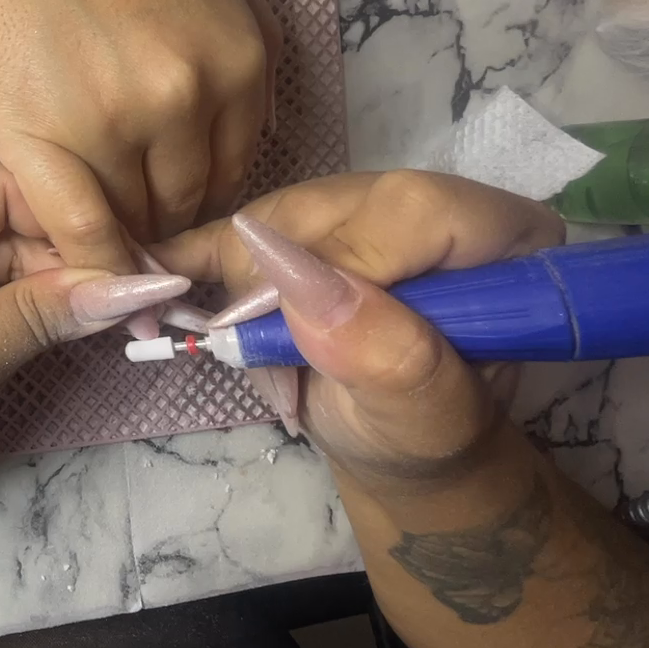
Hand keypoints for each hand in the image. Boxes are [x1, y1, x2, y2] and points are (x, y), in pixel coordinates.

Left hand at [0, 162, 188, 545]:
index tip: (143, 251)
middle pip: (20, 220)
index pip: (7, 188)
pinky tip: (99, 318)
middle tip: (157, 290)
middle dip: (83, 255)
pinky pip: (11, 288)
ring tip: (142, 309)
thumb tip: (144, 283)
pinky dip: (51, 305)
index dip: (74, 214)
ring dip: (75, 284)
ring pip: (23, 256)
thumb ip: (48, 311)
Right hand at [151, 171, 563, 486]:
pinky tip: (157, 289)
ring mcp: (341, 209)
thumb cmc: (426, 438)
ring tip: (265, 364)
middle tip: (279, 372)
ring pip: (259, 223)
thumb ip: (380, 350)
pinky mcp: (281, 226)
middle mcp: (413, 205)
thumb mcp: (423, 417)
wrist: (392, 441)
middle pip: (319, 211)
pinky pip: (218, 232)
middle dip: (276, 296)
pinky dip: (181, 263)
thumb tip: (285, 271)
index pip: (408, 209)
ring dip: (238, 302)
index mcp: (491, 237)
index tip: (299, 332)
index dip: (345, 263)